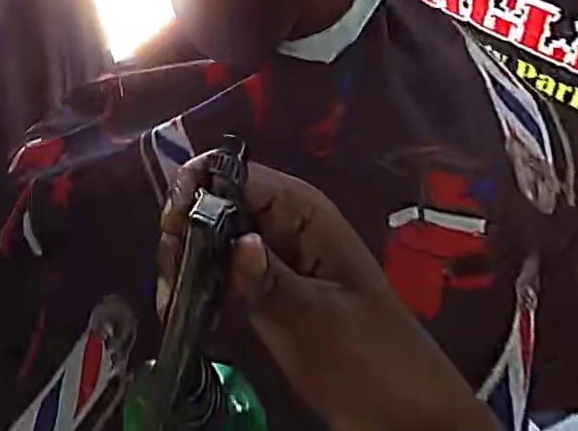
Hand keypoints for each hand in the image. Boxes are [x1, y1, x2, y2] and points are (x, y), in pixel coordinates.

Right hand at [159, 152, 499, 430]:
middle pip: (210, 195)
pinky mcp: (261, 276)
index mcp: (299, 207)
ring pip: (206, 227)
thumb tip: (234, 241)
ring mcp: (268, 246)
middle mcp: (278, 215)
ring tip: (171, 299)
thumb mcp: (318, 323)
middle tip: (168, 278)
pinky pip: (216, 259)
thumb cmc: (374, 364)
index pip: (231, 170)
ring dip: (182, 256)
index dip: (194, 187)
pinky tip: (182, 305)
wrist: (409, 421)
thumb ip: (269, 279)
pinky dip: (194, 276)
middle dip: (182, 227)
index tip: (172, 230)